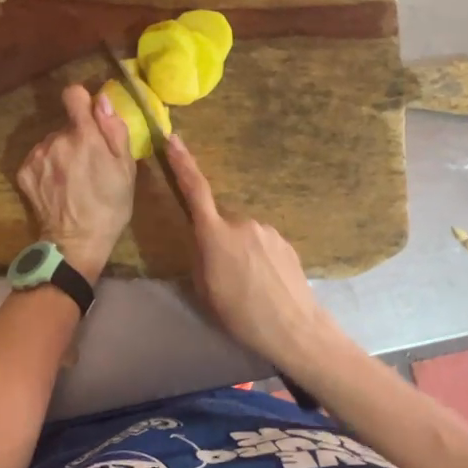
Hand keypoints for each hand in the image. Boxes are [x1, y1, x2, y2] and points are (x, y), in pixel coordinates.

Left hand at [16, 84, 136, 278]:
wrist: (76, 243)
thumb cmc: (109, 207)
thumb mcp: (126, 169)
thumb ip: (114, 130)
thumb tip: (102, 100)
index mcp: (84, 136)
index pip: (73, 95)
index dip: (82, 101)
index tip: (89, 115)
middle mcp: (56, 140)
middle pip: (66, 125)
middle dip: (77, 138)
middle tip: (90, 164)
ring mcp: (37, 156)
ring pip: (52, 142)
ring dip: (62, 153)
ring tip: (73, 180)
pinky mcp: (24, 172)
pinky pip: (38, 158)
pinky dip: (47, 167)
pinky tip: (58, 187)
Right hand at [166, 135, 338, 362]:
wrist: (294, 328)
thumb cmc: (240, 315)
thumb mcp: (205, 291)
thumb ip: (199, 258)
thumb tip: (203, 243)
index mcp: (215, 234)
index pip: (195, 191)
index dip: (182, 164)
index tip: (173, 139)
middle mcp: (242, 223)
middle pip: (221, 224)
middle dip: (219, 243)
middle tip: (224, 278)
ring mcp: (267, 230)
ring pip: (244, 235)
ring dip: (241, 253)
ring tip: (249, 287)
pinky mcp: (285, 241)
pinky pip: (263, 244)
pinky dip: (259, 259)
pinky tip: (266, 285)